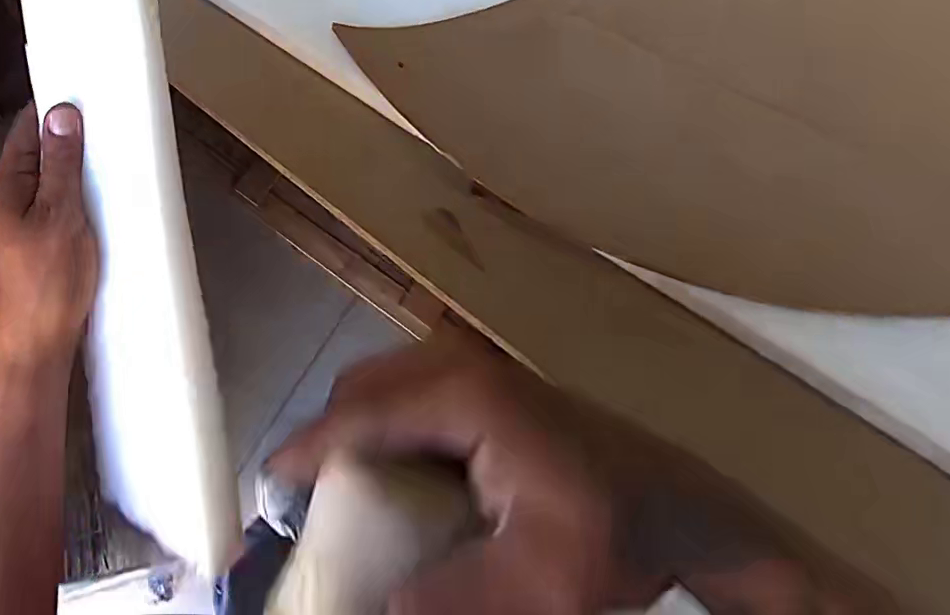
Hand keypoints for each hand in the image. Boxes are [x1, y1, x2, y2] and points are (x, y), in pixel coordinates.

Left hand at [0, 102, 99, 368]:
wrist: (36, 352)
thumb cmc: (45, 284)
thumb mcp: (59, 216)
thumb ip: (61, 166)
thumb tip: (61, 114)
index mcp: (7, 188)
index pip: (25, 131)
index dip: (51, 108)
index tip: (83, 90)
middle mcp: (12, 202)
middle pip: (40, 154)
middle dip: (70, 136)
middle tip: (108, 120)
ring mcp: (26, 225)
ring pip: (53, 181)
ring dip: (77, 166)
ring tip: (110, 151)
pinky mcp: (43, 246)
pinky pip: (61, 205)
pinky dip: (80, 193)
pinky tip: (102, 194)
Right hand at [267, 327, 893, 614]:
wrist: (676, 498)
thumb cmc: (612, 531)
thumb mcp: (548, 582)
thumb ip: (463, 596)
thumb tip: (382, 608)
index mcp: (463, 397)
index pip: (366, 413)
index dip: (313, 444)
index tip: (273, 477)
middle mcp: (450, 362)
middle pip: (360, 388)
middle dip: (326, 434)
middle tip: (309, 489)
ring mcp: (460, 359)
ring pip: (375, 381)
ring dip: (350, 424)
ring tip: (339, 478)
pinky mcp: (467, 371)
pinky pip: (398, 386)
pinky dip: (376, 417)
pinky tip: (385, 458)